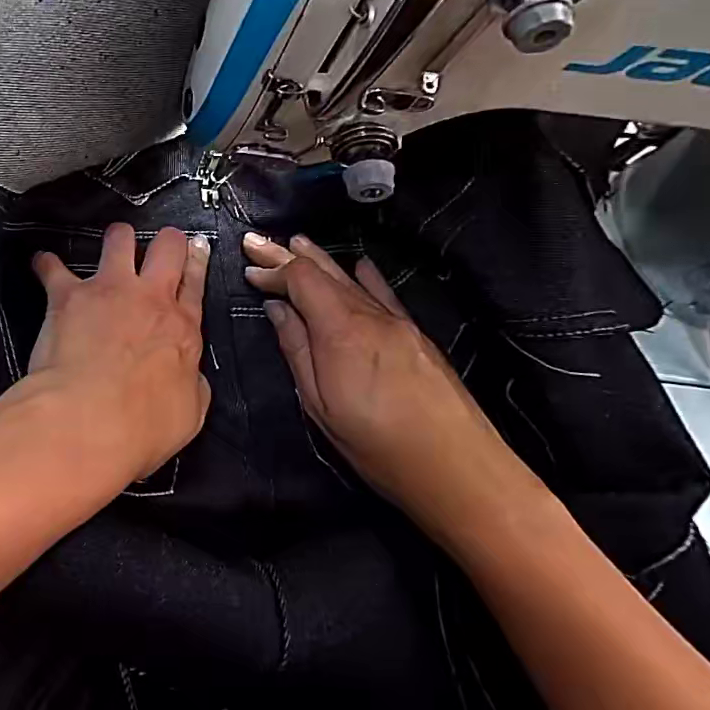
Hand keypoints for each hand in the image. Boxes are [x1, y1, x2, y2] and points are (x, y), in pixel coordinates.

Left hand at [18, 224, 211, 484]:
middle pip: (168, 246)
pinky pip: (54, 266)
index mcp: (182, 327)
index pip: (195, 283)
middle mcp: (150, 298)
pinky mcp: (68, 295)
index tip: (197, 246)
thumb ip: (193, 386)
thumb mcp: (189, 414)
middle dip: (167, 240)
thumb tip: (191, 378)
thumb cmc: (140, 426)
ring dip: (118, 238)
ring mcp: (109, 290)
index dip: (197, 261)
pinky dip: (47, 264)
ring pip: (120, 239)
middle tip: (162, 243)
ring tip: (113, 241)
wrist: (86, 422)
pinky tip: (42, 263)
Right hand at [242, 232, 537, 529]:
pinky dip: (366, 276)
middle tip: (258, 243)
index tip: (250, 271)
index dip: (274, 271)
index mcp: (340, 331)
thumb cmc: (380, 447)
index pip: (301, 279)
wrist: (459, 466)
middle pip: (323, 272)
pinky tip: (358, 264)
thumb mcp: (322, 407)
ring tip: (296, 242)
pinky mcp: (416, 333)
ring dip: (320, 260)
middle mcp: (368, 315)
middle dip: (287, 256)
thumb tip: (277, 309)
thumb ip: (297, 351)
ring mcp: (396, 321)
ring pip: (351, 279)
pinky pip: (385, 293)